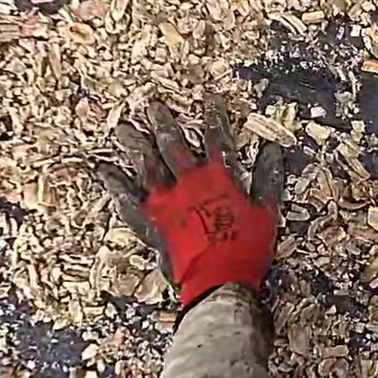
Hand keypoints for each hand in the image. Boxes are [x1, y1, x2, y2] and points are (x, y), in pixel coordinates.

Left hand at [96, 97, 283, 307]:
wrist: (220, 280)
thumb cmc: (246, 247)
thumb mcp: (267, 211)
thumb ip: (269, 179)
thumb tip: (273, 150)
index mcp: (219, 178)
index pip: (217, 138)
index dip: (214, 115)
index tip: (209, 97)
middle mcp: (190, 183)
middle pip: (173, 145)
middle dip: (163, 122)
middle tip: (151, 105)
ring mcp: (167, 202)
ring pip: (147, 166)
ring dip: (135, 145)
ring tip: (123, 128)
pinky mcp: (151, 222)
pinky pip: (128, 201)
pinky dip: (116, 185)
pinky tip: (104, 171)